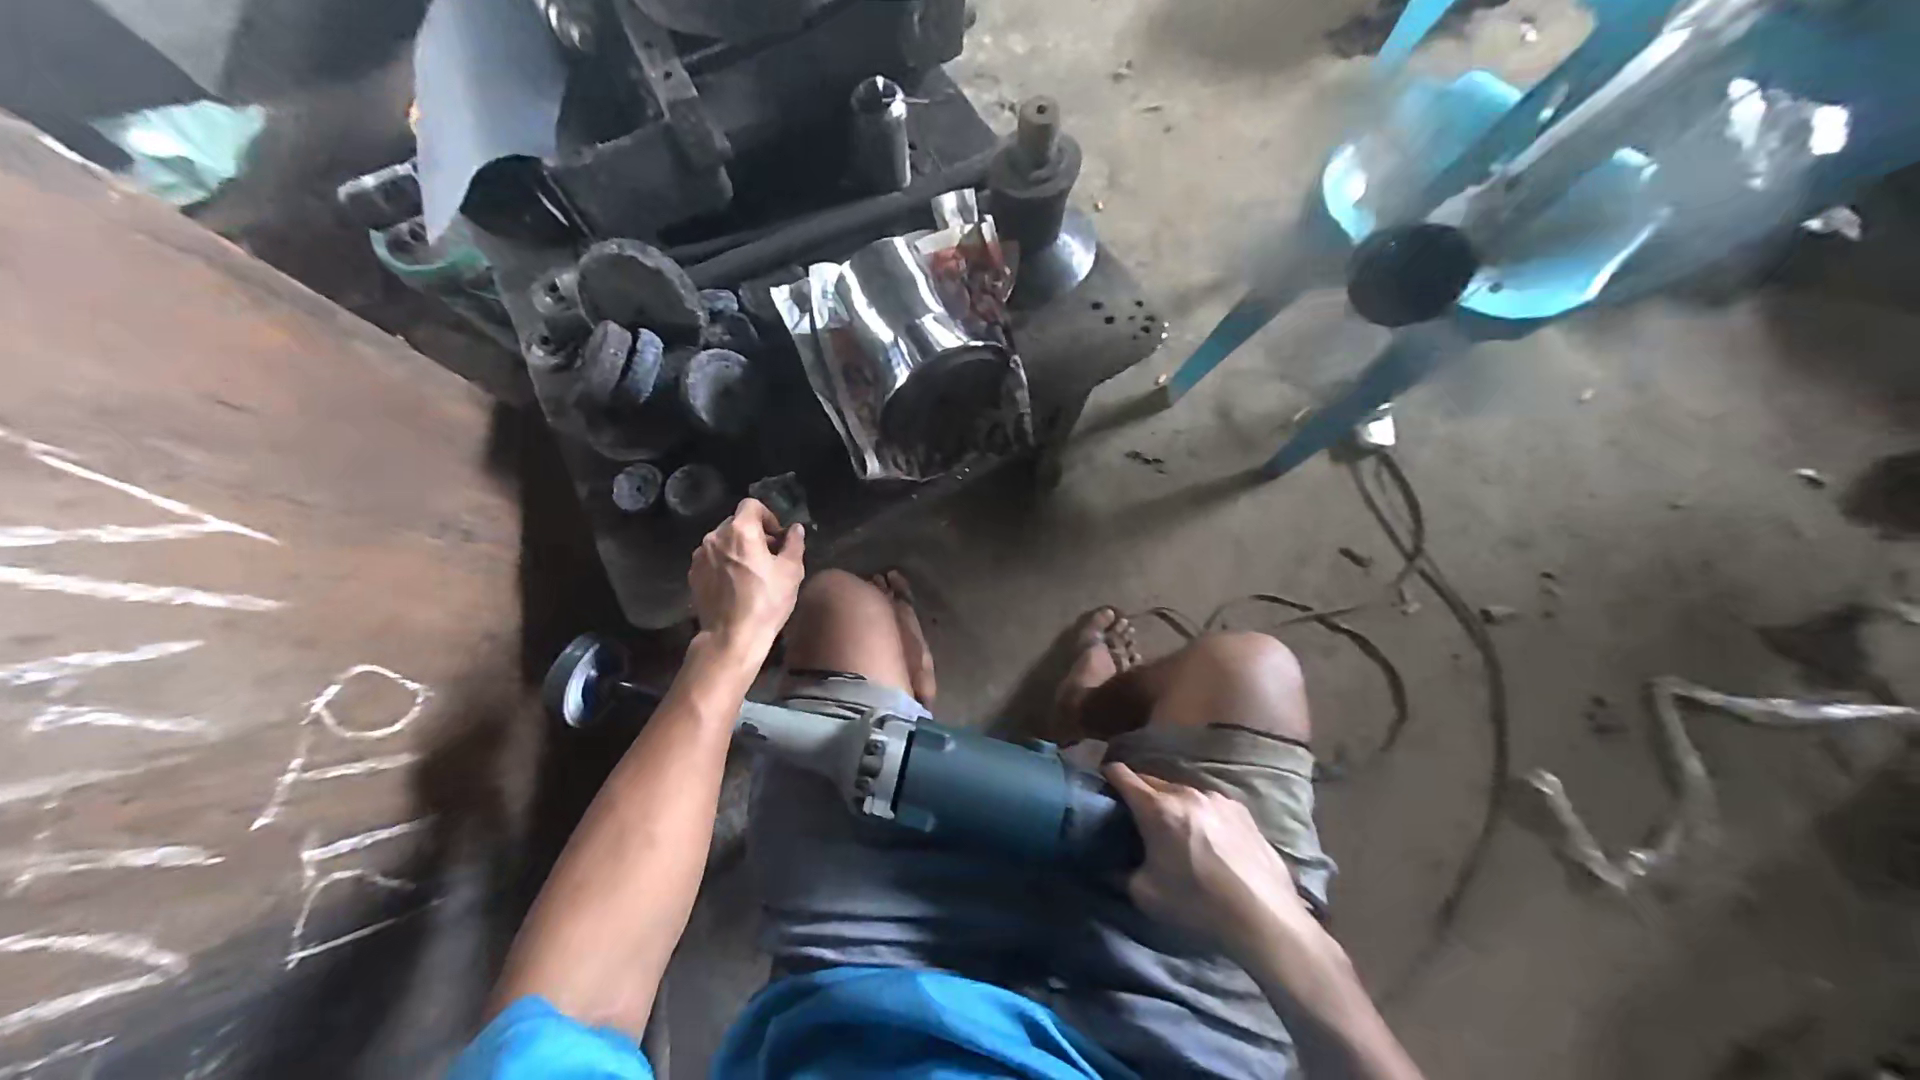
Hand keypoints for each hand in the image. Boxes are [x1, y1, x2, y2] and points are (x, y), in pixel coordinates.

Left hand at [689, 499, 804, 654]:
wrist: (731, 636)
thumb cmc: (766, 602)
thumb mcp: (791, 572)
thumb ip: (794, 544)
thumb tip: (795, 529)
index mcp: (741, 531)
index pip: (751, 505)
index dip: (767, 516)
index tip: (777, 537)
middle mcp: (715, 537)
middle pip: (736, 522)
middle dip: (753, 533)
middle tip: (768, 555)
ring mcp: (700, 555)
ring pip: (722, 541)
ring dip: (737, 548)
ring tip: (750, 571)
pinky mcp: (693, 573)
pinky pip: (711, 558)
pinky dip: (723, 562)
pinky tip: (735, 584)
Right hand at [1105, 762, 1316, 959]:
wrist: (1265, 919)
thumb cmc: (1198, 905)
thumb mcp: (1146, 895)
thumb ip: (1120, 872)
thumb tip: (1107, 865)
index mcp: (1157, 808)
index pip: (1121, 774)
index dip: (1108, 778)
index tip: (1103, 789)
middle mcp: (1186, 793)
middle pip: (1152, 781)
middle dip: (1140, 794)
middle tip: (1137, 819)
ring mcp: (1217, 799)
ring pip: (1182, 792)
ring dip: (1172, 804)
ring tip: (1177, 832)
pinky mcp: (1242, 811)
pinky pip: (1209, 804)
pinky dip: (1200, 814)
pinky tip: (1209, 841)